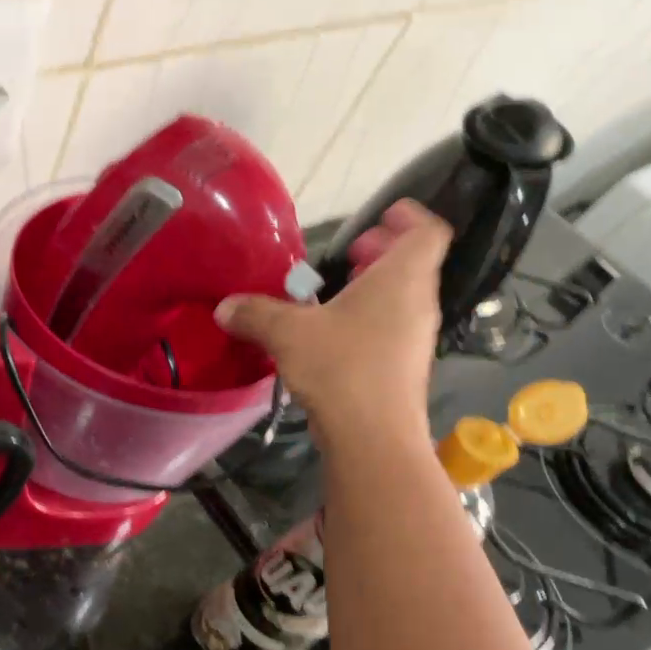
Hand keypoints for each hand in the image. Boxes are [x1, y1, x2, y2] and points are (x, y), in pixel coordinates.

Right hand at [214, 199, 452, 441]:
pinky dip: (368, 320)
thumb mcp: (287, 333)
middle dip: (381, 254)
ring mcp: (415, 337)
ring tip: (334, 297)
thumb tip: (224, 306)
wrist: (371, 434)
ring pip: (400, 298)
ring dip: (373, 290)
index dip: (408, 217)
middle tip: (348, 254)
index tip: (382, 215)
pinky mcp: (402, 368)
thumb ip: (255, 314)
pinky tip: (333, 337)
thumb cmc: (340, 367)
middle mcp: (417, 302)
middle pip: (412, 264)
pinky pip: (390, 328)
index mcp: (401, 278)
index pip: (425, 231)